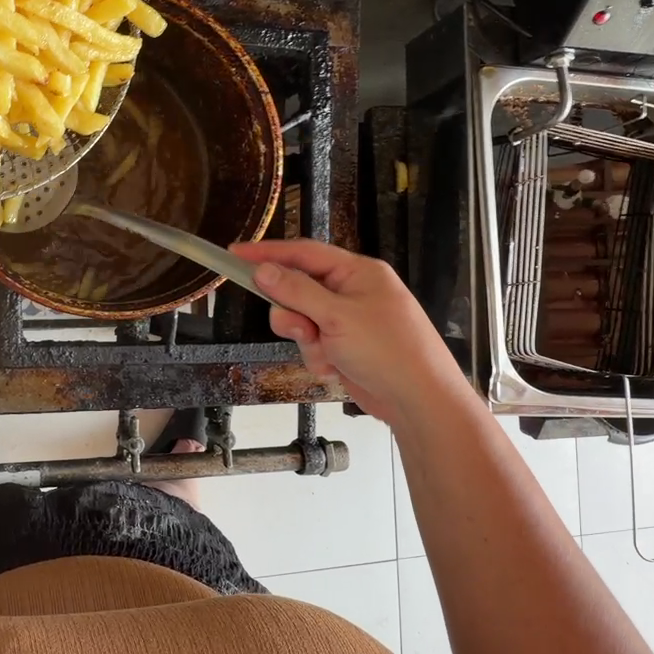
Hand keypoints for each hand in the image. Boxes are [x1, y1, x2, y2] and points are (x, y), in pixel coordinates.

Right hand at [232, 240, 459, 425]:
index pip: (304, 254)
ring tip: (326, 354)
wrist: (418, 400)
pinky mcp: (345, 347)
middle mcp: (352, 292)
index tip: (234, 253)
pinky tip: (335, 368)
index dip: (268, 253)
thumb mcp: (336, 316)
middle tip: (299, 328)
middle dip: (293, 312)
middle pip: (299, 290)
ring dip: (306, 339)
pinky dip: (318, 356)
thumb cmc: (386, 349)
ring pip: (301, 320)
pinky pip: (313, 344)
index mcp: (357, 272)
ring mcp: (348, 321)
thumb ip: (296, 291)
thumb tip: (262, 269)